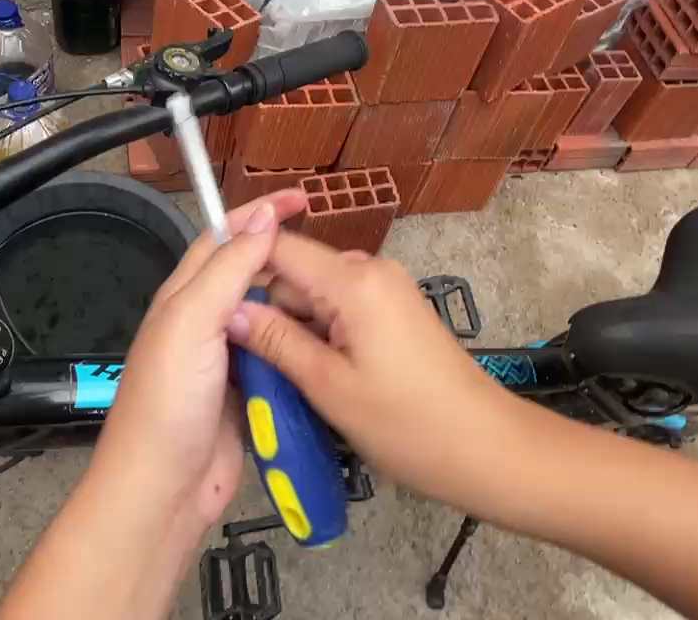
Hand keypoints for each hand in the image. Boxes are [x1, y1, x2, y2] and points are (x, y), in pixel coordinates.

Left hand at [93, 188, 308, 536]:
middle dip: (287, 259)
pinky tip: (327, 343)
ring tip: (336, 298)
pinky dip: (301, 347)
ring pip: (272, 316)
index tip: (300, 198)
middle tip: (330, 256)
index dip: (259, 213)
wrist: (163, 491)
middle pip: (252, 275)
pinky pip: (280, 356)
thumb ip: (228, 269)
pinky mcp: (249, 391)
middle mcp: (205, 320)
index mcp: (185, 294)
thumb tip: (262, 217)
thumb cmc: (167, 402)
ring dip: (299, 305)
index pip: (223, 237)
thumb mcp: (193, 322)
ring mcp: (228, 357)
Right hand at [226, 232, 514, 509]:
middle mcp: (370, 270)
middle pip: (296, 272)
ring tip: (293, 380)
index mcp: (353, 280)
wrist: (488, 449)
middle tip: (256, 364)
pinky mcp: (393, 309)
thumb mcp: (330, 387)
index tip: (210, 302)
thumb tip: (228, 311)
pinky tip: (323, 376)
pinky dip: (322, 335)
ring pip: (315, 295)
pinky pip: (340, 308)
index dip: (240, 266)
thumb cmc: (409, 424)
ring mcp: (385, 288)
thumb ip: (275, 341)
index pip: (279, 247)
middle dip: (272, 312)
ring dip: (297, 330)